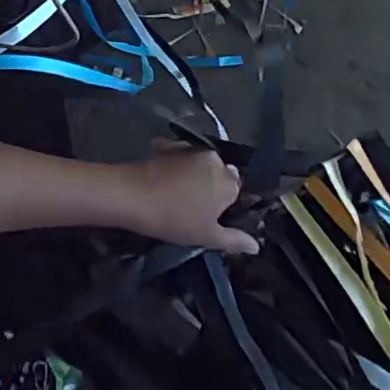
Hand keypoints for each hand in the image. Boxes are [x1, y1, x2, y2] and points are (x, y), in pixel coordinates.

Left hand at [122, 147, 259, 254]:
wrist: (132, 194)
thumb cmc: (175, 218)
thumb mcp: (208, 236)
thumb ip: (235, 239)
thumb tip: (256, 245)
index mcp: (228, 181)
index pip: (238, 188)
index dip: (227, 201)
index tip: (215, 213)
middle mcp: (213, 159)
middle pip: (219, 171)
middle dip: (212, 184)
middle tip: (196, 204)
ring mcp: (188, 148)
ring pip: (198, 161)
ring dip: (193, 172)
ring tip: (178, 191)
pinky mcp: (165, 145)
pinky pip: (177, 154)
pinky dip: (174, 162)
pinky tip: (164, 175)